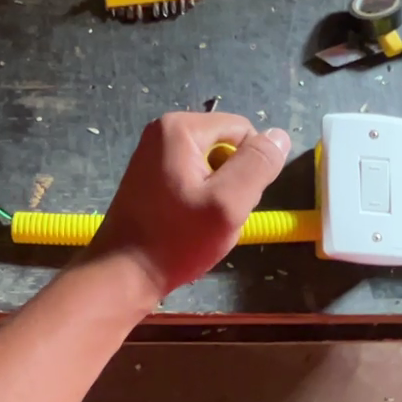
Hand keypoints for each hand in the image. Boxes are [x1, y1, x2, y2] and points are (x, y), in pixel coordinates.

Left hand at [84, 112, 291, 301]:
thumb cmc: (175, 240)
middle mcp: (163, 132)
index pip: (242, 130)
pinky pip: (191, 180)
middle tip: (215, 215)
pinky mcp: (149, 178)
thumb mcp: (228, 203)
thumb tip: (278, 135)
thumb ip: (258, 165)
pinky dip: (198, 202)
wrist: (123, 273)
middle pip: (225, 147)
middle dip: (232, 182)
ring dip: (217, 196)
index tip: (232, 200)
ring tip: (200, 223)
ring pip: (211, 168)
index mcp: (180, 128)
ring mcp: (153, 155)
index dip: (250, 167)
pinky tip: (186, 225)